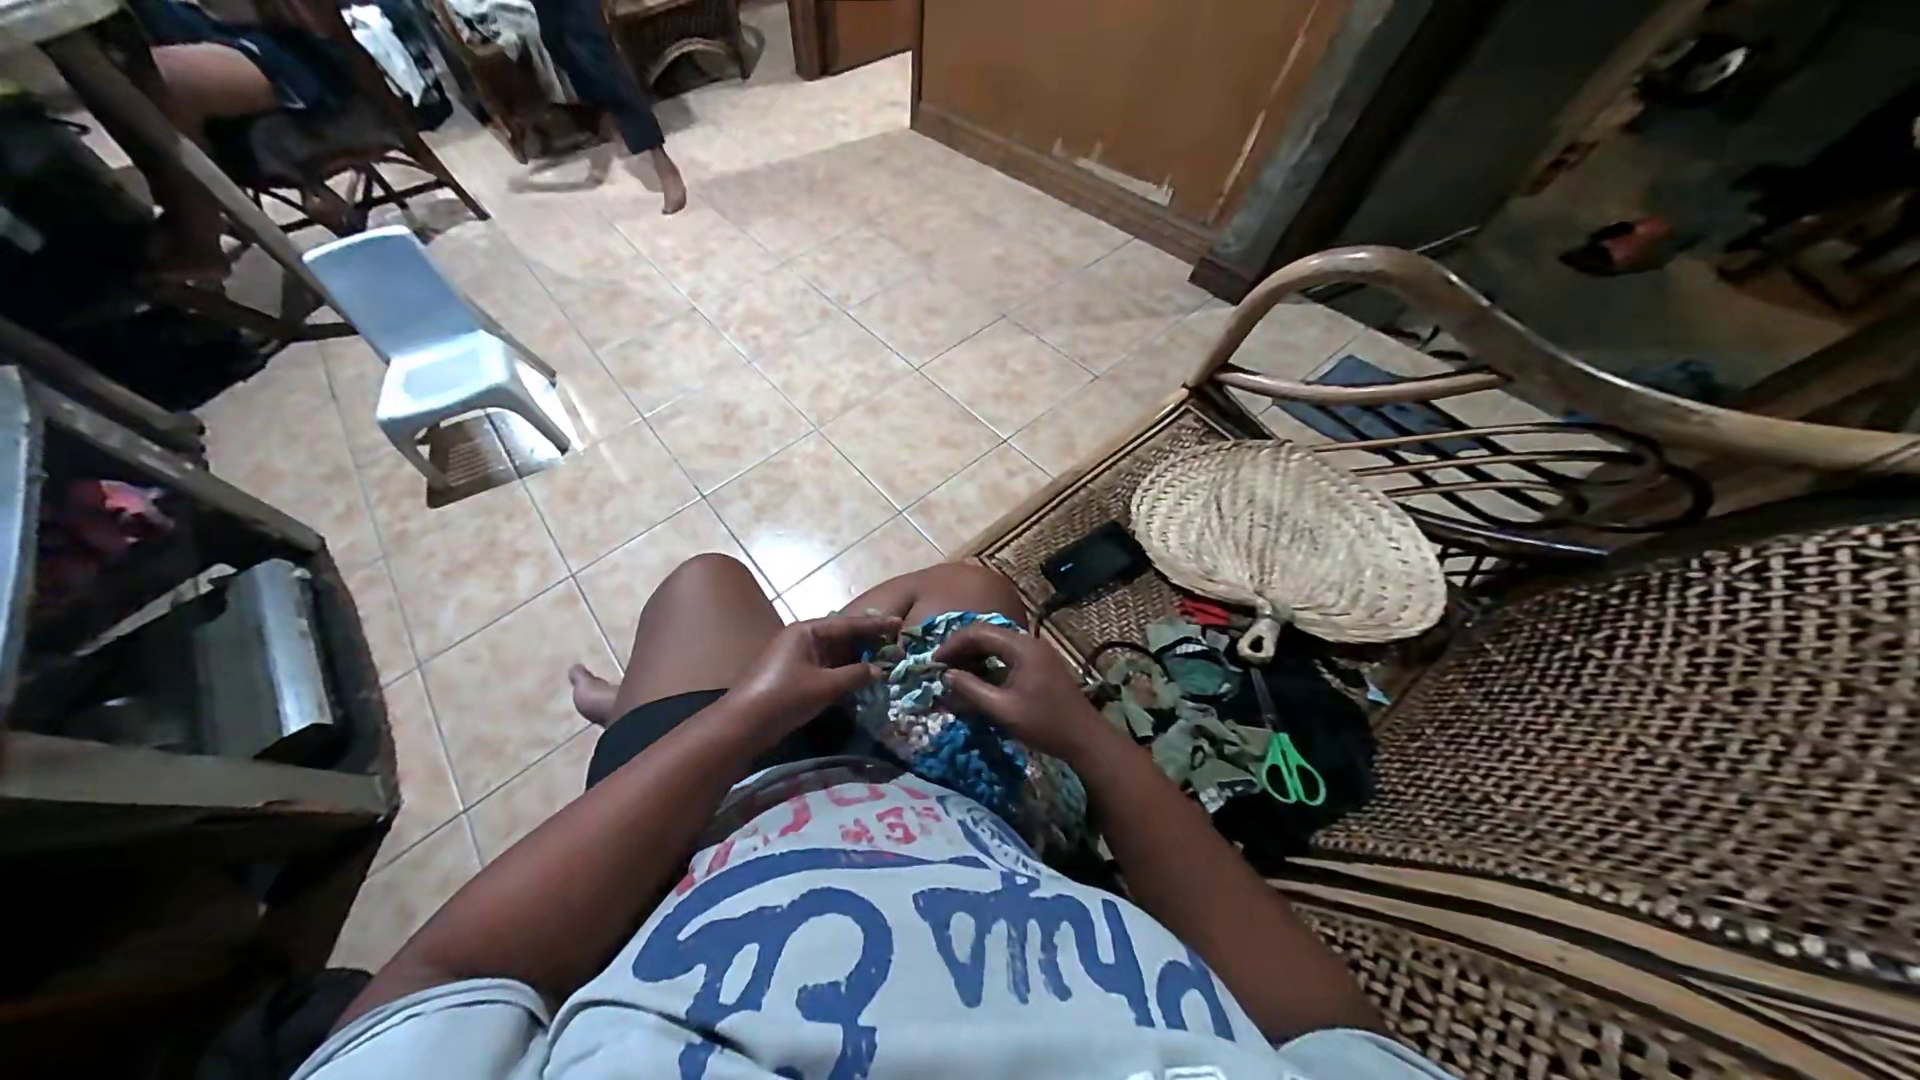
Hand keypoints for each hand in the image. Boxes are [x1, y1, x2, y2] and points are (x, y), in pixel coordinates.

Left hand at [725, 614, 901, 739]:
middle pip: (842, 636)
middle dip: (868, 641)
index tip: (899, 624)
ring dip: (858, 658)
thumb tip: (878, 669)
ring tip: (885, 659)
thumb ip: (855, 675)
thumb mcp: (824, 686)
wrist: (743, 725)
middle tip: (896, 643)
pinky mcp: (796, 675)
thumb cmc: (784, 697)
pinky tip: (862, 677)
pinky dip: (845, 671)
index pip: (848, 624)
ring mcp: (798, 657)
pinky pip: (827, 667)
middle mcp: (802, 638)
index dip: (875, 625)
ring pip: (835, 653)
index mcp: (807, 631)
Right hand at [933, 624, 1108, 760]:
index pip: (978, 632)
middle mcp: (1029, 642)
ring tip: (955, 673)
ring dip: (974, 654)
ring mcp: (1036, 651)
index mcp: (1021, 647)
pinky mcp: (1039, 663)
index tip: (934, 661)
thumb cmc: (1045, 725)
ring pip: (996, 642)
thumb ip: (972, 690)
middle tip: (941, 667)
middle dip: (961, 648)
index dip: (953, 644)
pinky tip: (978, 678)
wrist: (1086, 738)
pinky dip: (989, 662)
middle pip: (986, 633)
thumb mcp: (1003, 710)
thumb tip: (946, 675)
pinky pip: (1007, 653)